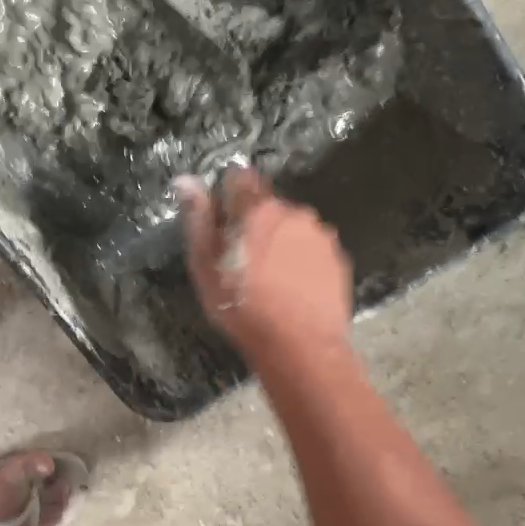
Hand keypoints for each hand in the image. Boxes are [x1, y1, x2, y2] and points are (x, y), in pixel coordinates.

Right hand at [179, 170, 352, 361]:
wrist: (302, 348)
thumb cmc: (242, 305)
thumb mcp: (204, 264)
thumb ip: (197, 217)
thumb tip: (186, 179)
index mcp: (257, 208)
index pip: (240, 177)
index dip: (227, 196)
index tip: (221, 222)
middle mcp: (294, 212)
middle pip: (266, 204)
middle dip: (253, 222)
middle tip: (240, 258)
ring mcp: (320, 235)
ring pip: (290, 226)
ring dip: (278, 239)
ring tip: (268, 277)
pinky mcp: (338, 258)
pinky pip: (311, 247)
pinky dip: (299, 258)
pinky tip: (291, 287)